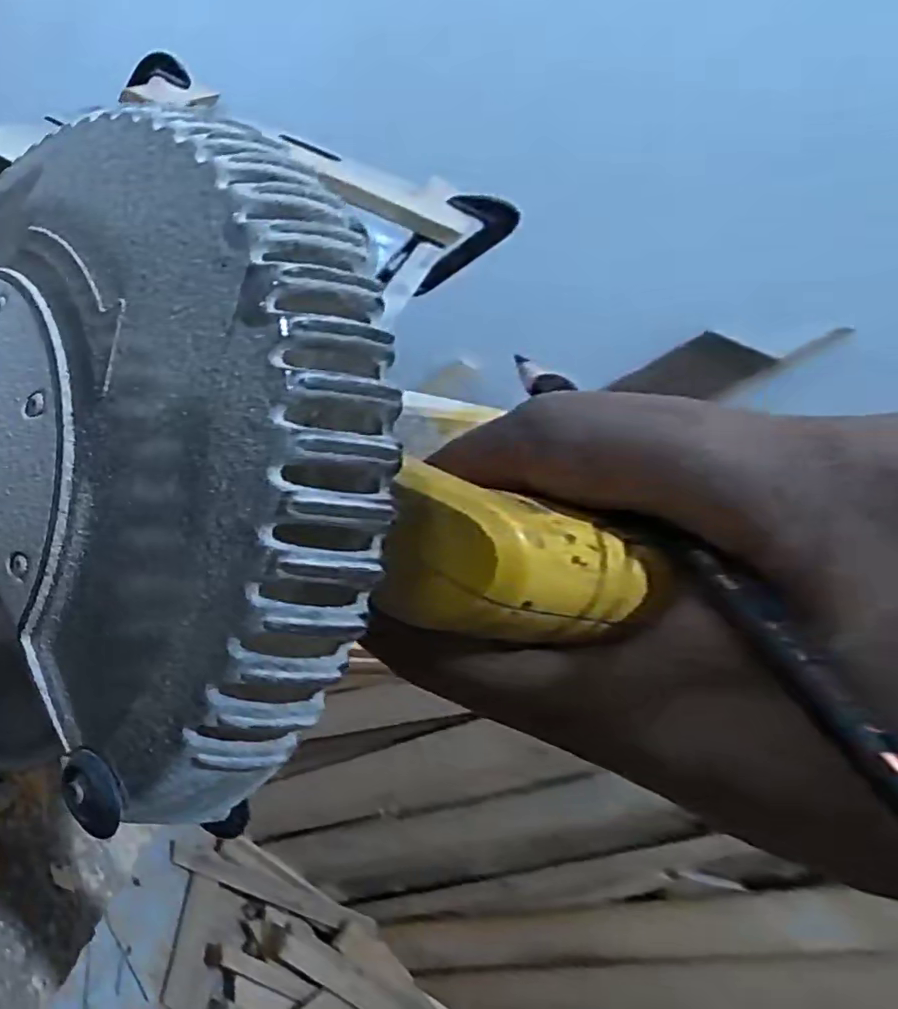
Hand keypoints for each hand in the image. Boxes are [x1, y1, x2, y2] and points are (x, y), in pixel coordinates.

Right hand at [366, 392, 897, 895]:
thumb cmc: (877, 786)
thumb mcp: (662, 735)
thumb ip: (495, 669)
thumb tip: (371, 619)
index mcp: (804, 475)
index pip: (567, 430)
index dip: (460, 471)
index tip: (405, 529)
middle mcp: (838, 437)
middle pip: (604, 435)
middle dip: (510, 498)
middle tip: (466, 569)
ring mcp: (864, 459)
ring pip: (650, 457)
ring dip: (570, 515)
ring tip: (544, 587)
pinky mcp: (870, 490)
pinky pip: (705, 482)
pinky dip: (636, 528)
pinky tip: (634, 586)